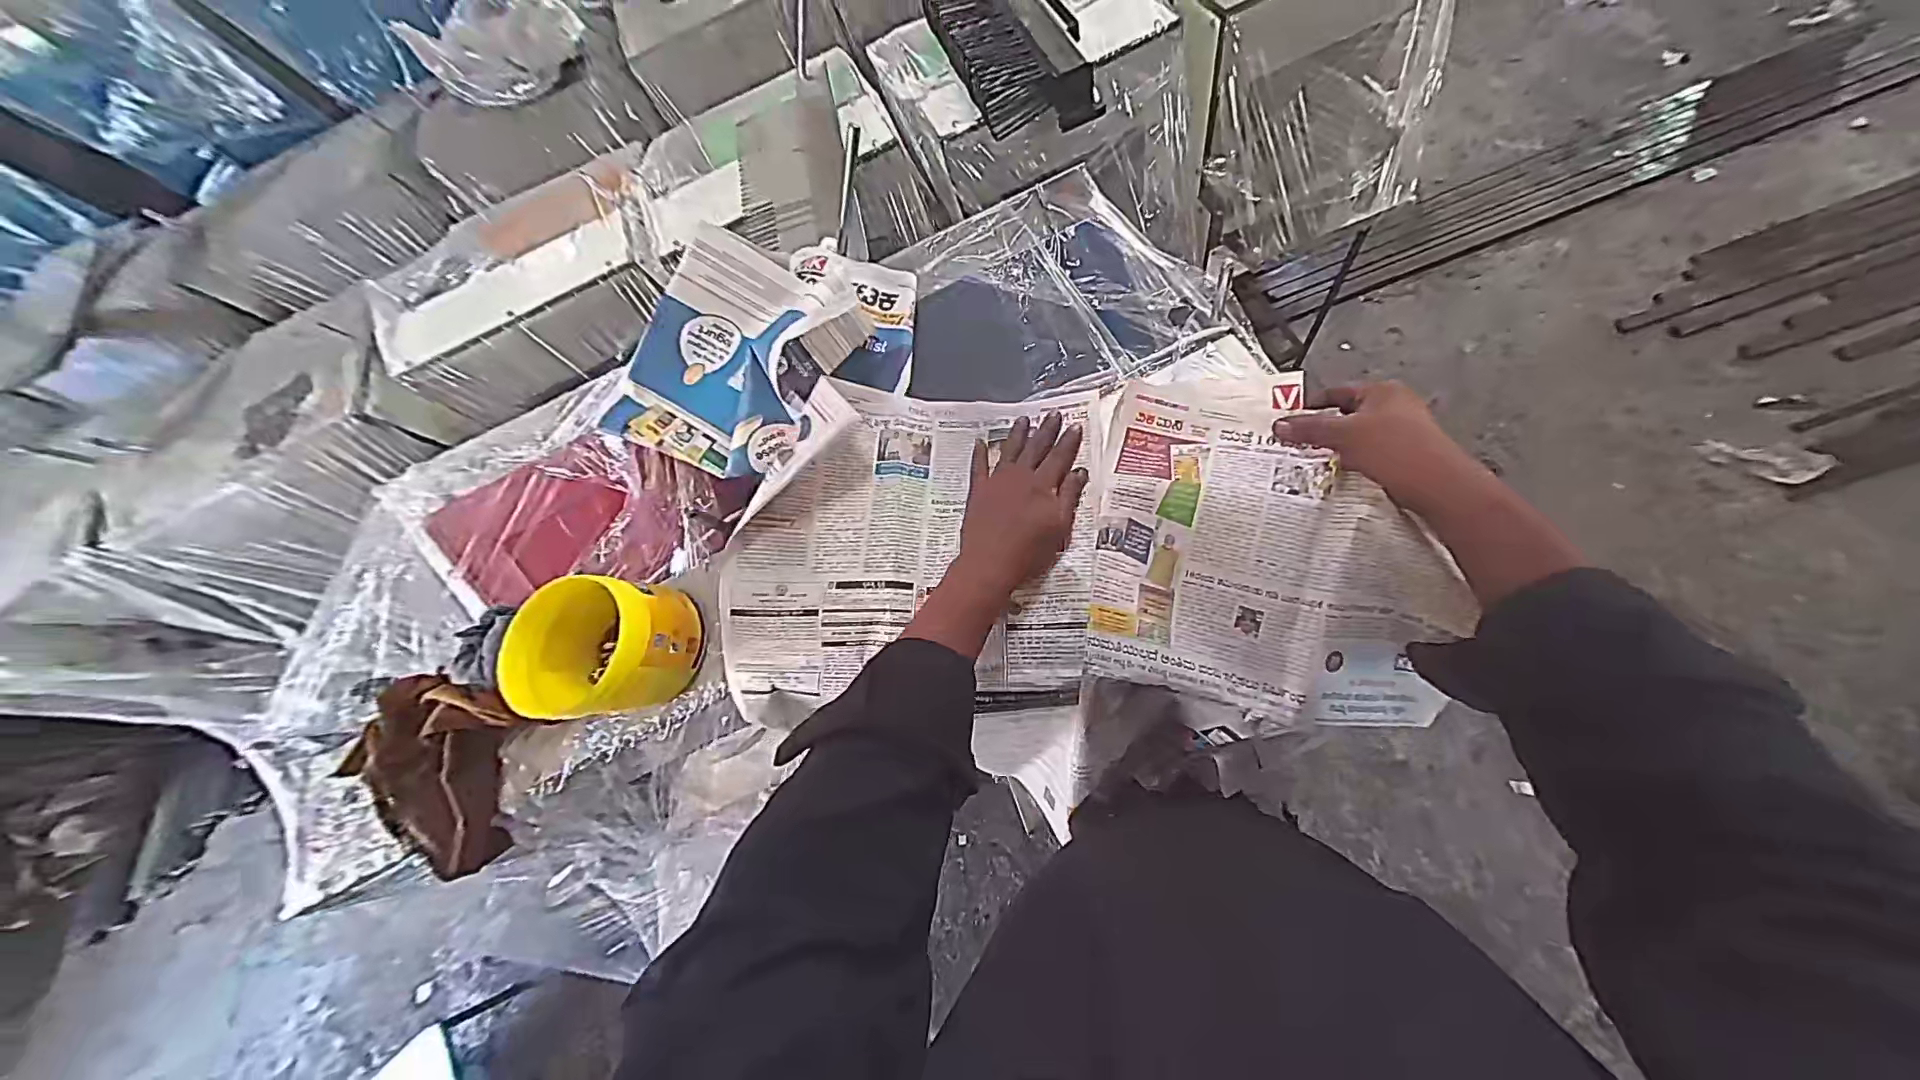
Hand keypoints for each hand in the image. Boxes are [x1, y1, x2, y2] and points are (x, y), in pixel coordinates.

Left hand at [955, 412, 1088, 593]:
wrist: (989, 563)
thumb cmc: (1030, 551)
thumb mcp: (1059, 527)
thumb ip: (1069, 496)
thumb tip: (1079, 471)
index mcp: (1042, 485)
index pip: (1059, 458)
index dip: (1068, 442)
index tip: (1075, 425)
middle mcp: (1020, 477)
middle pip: (1036, 449)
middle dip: (1046, 431)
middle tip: (1053, 414)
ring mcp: (996, 482)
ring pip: (1009, 451)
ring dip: (1017, 435)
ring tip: (1023, 420)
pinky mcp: (977, 491)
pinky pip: (978, 467)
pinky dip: (979, 454)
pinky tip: (980, 442)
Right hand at [1272, 381, 1487, 516]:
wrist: (1437, 486)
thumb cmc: (1395, 450)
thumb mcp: (1343, 435)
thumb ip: (1309, 428)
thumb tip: (1280, 425)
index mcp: (1383, 391)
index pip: (1336, 392)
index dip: (1311, 405)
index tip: (1290, 421)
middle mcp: (1396, 406)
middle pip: (1347, 414)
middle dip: (1323, 428)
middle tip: (1298, 443)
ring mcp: (1403, 431)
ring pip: (1358, 436)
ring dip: (1338, 447)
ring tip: (1317, 460)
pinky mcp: (1406, 455)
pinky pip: (1370, 454)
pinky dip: (1353, 461)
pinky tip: (1343, 473)